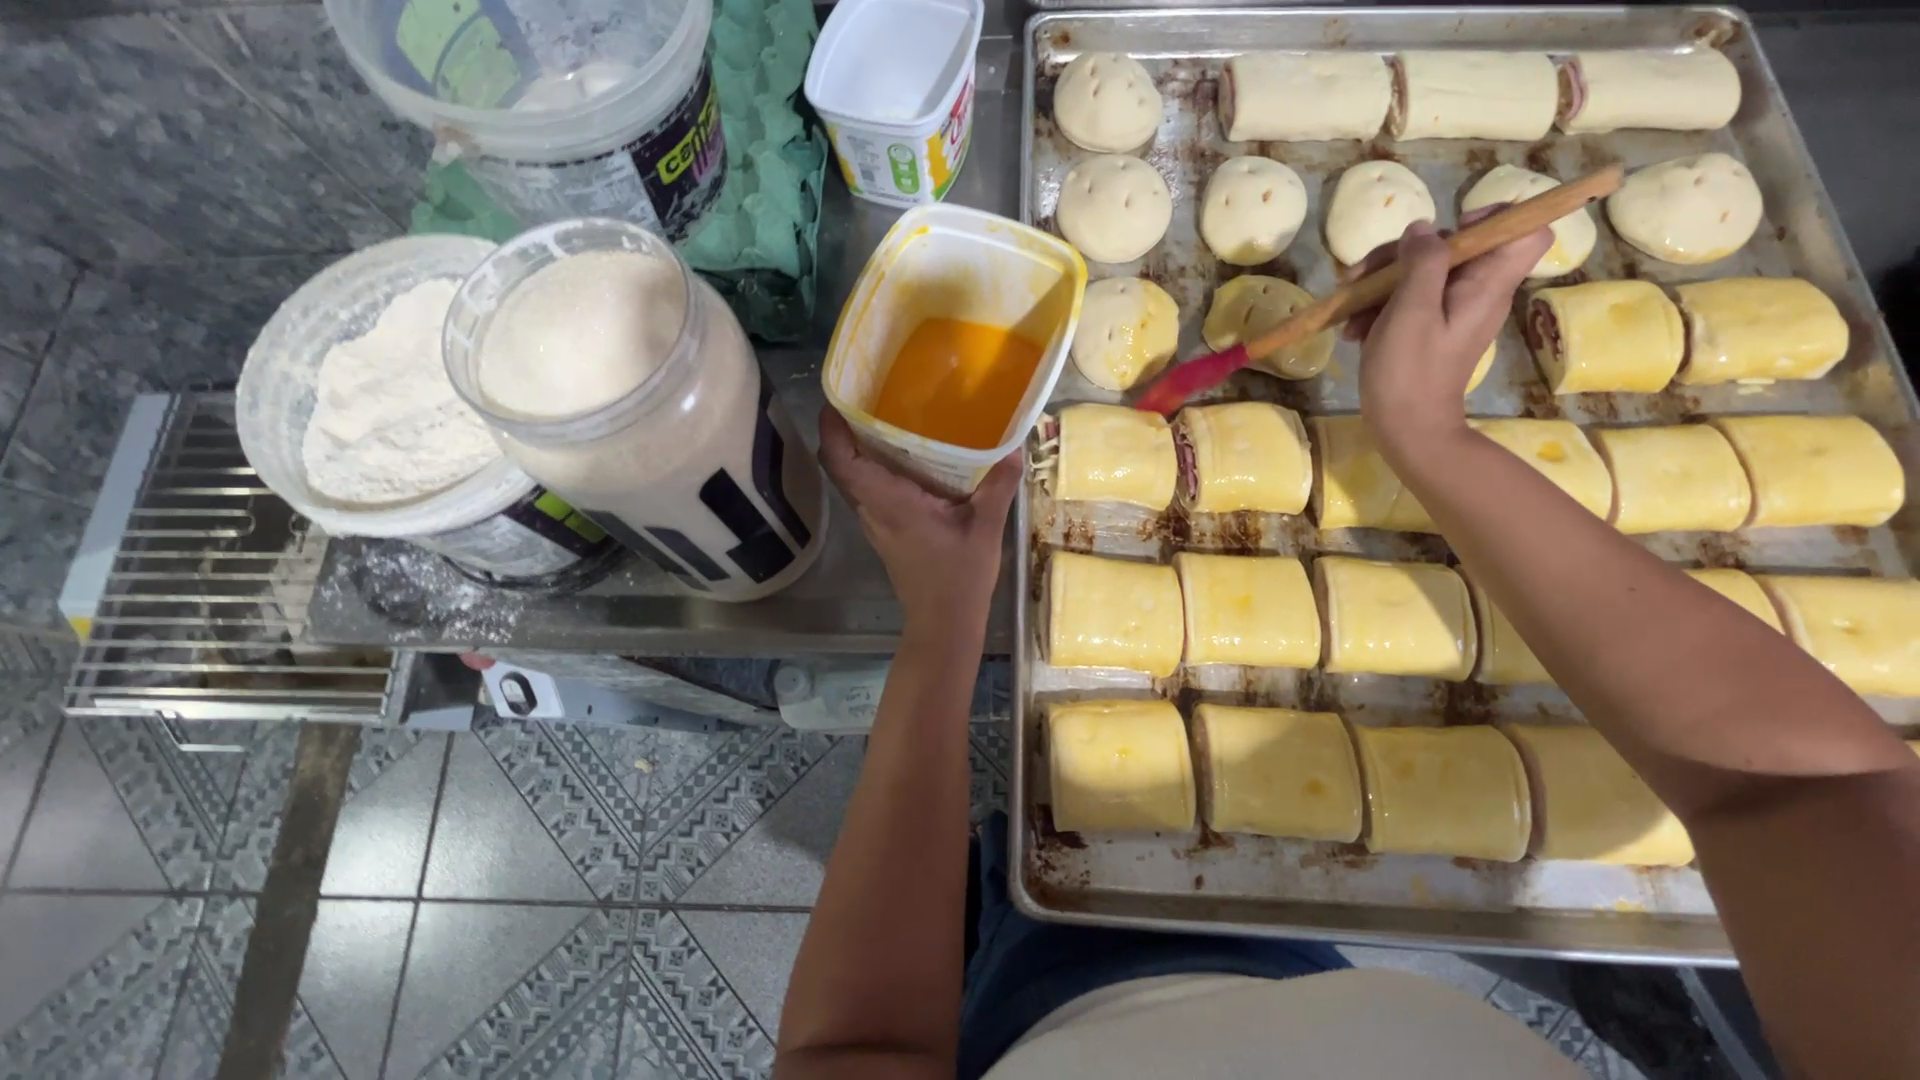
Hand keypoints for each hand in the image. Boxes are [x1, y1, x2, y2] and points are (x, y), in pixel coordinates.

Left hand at [817, 406, 1019, 633]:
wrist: (943, 623)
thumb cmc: (959, 577)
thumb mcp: (986, 528)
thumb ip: (998, 486)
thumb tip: (1015, 446)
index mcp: (890, 503)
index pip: (843, 462)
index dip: (832, 430)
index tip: (836, 400)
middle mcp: (873, 510)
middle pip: (840, 467)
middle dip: (842, 432)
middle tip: (863, 399)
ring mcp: (875, 524)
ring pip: (852, 480)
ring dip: (856, 450)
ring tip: (881, 418)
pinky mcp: (884, 532)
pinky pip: (868, 492)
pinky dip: (872, 469)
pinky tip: (901, 458)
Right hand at [1345, 208, 1550, 454]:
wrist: (1406, 430)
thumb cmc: (1411, 372)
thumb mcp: (1412, 311)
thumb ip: (1423, 263)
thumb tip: (1423, 229)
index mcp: (1488, 285)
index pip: (1526, 231)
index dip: (1495, 218)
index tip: (1451, 229)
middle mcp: (1477, 292)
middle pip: (1454, 247)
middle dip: (1404, 254)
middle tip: (1364, 274)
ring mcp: (1451, 312)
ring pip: (1422, 273)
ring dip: (1380, 284)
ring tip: (1349, 309)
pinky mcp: (1428, 330)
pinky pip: (1408, 301)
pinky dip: (1379, 308)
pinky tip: (1353, 329)